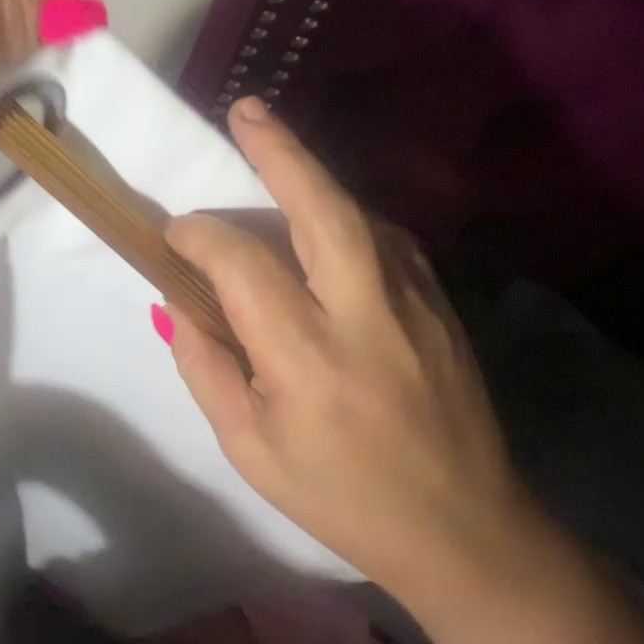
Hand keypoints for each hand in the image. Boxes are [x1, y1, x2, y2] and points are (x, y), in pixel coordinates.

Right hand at [160, 96, 532, 596]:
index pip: (240, 263)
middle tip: (245, 110)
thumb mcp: (248, 447)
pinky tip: (324, 219)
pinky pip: (387, 239)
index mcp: (307, 357)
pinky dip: (346, 214)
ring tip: (273, 144)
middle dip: (279, 151)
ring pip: (359, 213)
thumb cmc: (341, 495)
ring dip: (312, 175)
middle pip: (321, 209)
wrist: (468, 533)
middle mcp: (365, 315)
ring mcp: (416, 305)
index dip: (199, 235)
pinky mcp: (443, 307)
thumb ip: (205, 365)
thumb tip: (179, 300)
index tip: (175, 235)